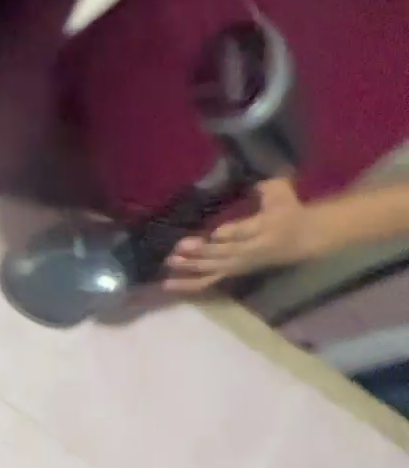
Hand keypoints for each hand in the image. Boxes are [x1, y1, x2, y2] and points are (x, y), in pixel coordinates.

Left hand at [164, 177, 312, 292]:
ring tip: (170, 261)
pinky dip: (186, 285)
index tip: (216, 233)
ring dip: (190, 266)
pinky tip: (165, 284)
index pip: (249, 231)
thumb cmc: (287, 212)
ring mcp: (238, 264)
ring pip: (212, 268)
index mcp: (268, 227)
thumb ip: (271, 188)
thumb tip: (257, 182)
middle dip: (202, 250)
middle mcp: (252, 248)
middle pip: (225, 251)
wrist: (301, 240)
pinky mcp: (228, 274)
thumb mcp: (284, 196)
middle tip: (180, 246)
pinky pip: (206, 282)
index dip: (232, 233)